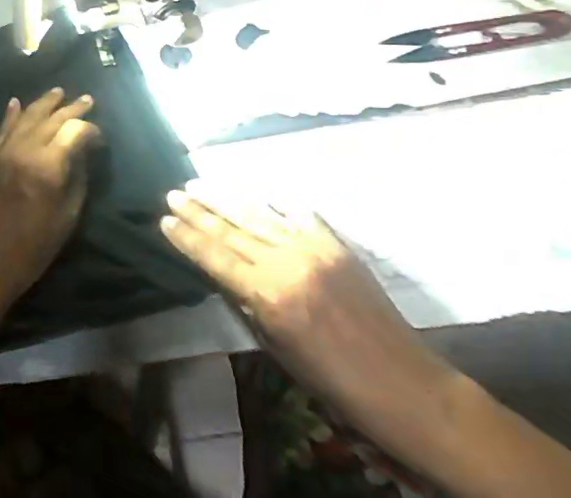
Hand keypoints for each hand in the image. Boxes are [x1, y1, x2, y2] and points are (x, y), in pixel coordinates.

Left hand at [0, 90, 99, 310]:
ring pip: (25, 117)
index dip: (90, 130)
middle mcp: (23, 149)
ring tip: (59, 92)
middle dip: (71, 109)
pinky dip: (12, 114)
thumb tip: (83, 150)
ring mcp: (1, 150)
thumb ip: (77, 176)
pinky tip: (17, 103)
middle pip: (50, 119)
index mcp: (48, 165)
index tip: (100, 138)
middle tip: (87, 99)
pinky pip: (2, 128)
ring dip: (43, 104)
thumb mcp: (68, 215)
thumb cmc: (35, 246)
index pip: (74, 131)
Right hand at [160, 187, 451, 424]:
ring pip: (258, 214)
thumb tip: (221, 273)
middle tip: (173, 193)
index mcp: (269, 296)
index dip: (186, 237)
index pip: (215, 257)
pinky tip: (256, 192)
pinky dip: (273, 201)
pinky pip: (298, 213)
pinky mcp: (337, 245)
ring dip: (226, 198)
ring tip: (200, 184)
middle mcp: (287, 264)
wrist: (406, 385)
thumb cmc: (334, 381)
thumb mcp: (276, 348)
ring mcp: (314, 249)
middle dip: (198, 211)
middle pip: (231, 230)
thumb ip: (246, 304)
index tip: (163, 220)